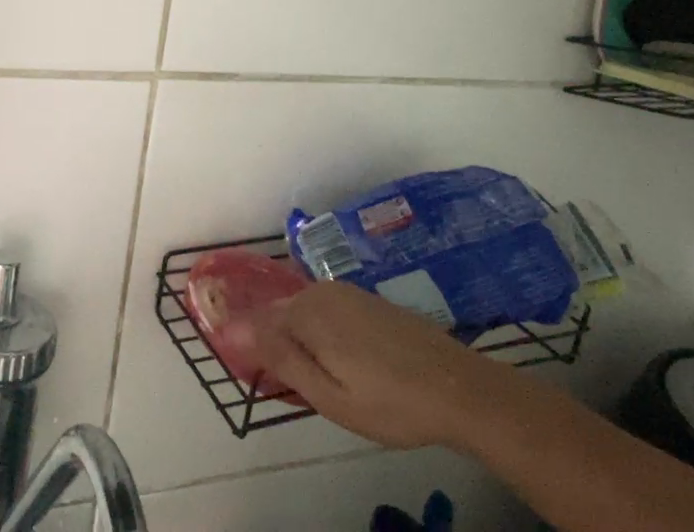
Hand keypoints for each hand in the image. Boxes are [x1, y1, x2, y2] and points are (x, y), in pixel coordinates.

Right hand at [248, 279, 531, 451]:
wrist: (465, 392)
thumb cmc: (391, 403)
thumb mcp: (327, 394)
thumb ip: (279, 357)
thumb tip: (228, 328)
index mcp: (306, 311)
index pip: (256, 323)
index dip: (254, 352)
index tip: (268, 382)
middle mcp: (321, 291)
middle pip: (280, 316)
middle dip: (279, 346)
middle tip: (302, 389)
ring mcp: (349, 293)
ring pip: (305, 315)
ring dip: (304, 343)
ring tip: (327, 381)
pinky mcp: (370, 301)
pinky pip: (329, 314)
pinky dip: (327, 337)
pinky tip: (349, 365)